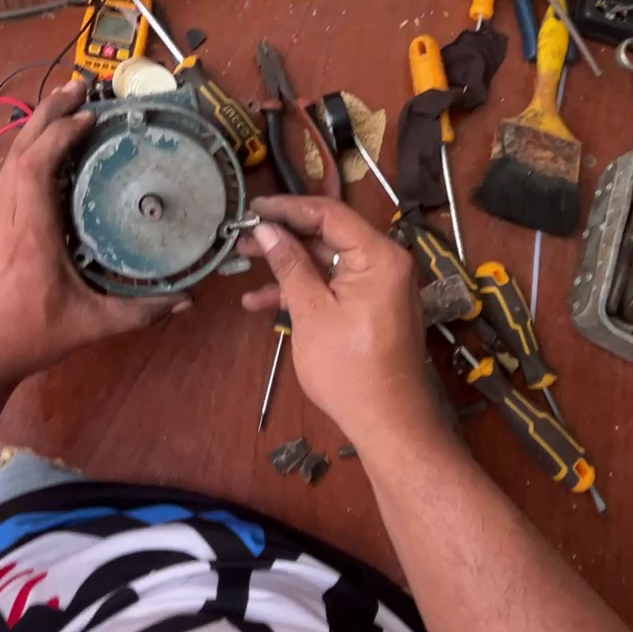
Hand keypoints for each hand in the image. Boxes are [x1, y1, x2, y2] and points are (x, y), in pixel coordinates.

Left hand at [0, 82, 187, 387]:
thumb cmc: (25, 337)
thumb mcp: (87, 326)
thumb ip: (137, 313)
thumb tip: (185, 302)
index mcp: (27, 231)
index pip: (36, 165)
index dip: (60, 134)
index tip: (90, 117)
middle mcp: (4, 215)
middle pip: (20, 148)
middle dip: (48, 112)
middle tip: (80, 88)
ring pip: (9, 159)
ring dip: (36, 128)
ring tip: (67, 108)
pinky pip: (7, 176)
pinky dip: (28, 152)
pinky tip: (47, 153)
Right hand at [237, 196, 446, 451]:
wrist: (388, 424)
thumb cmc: (349, 368)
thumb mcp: (312, 311)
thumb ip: (289, 264)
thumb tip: (266, 228)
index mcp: (378, 255)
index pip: (329, 213)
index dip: (287, 207)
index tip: (253, 207)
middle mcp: (384, 261)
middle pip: (326, 235)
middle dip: (283, 236)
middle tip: (244, 236)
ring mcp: (378, 284)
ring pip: (325, 260)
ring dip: (287, 264)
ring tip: (245, 260)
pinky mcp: (369, 304)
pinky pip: (333, 284)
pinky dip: (302, 290)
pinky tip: (261, 302)